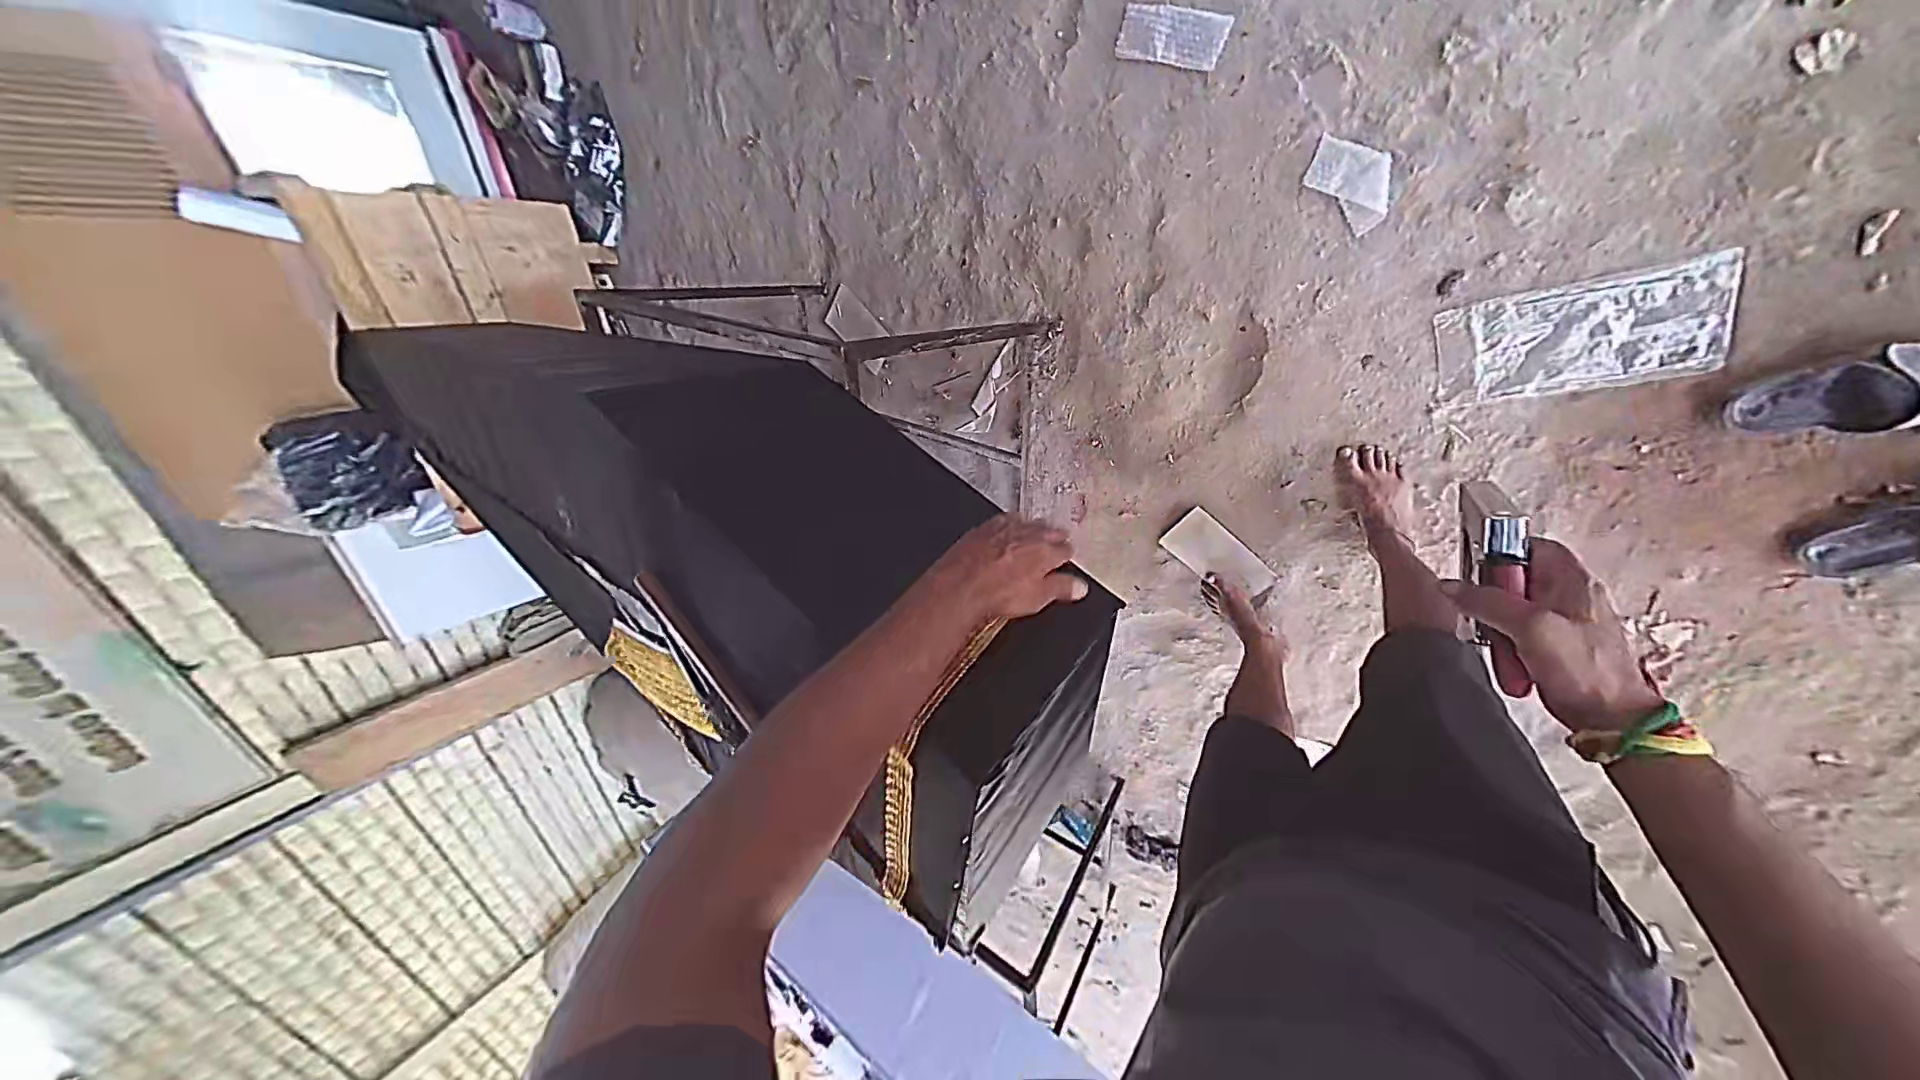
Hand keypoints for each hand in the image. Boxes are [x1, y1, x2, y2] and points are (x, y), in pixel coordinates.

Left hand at [929, 515, 1087, 620]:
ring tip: (1036, 533)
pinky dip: (1010, 524)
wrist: (960, 586)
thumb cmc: (995, 593)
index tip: (1066, 558)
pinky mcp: (985, 527)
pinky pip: (1004, 520)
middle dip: (1055, 537)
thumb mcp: (1037, 598)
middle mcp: (1028, 535)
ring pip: (1028, 522)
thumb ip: (1061, 588)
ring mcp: (1005, 528)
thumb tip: (1079, 587)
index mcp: (1045, 552)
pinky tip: (1007, 529)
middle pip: (1049, 531)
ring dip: (1034, 528)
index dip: (1067, 554)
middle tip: (1057, 542)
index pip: (1065, 549)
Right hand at [1441, 538, 1664, 732]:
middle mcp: (1568, 595)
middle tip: (1493, 622)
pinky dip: (1506, 647)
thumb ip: (1486, 601)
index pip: (1528, 546)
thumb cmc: (1586, 669)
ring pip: (1507, 610)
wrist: (1611, 718)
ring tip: (1507, 650)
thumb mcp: (1529, 627)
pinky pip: (1513, 634)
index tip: (1481, 577)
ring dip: (1497, 631)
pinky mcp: (1552, 644)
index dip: (1500, 556)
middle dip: (1492, 603)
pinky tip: (1515, 662)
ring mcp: (1560, 620)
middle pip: (1511, 580)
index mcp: (1572, 579)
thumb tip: (1449, 586)